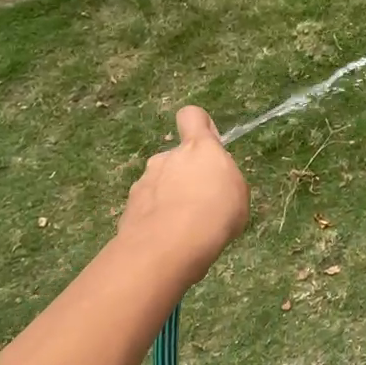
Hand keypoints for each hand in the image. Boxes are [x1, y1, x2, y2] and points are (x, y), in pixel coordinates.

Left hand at [117, 106, 248, 286]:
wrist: (167, 248)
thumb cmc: (215, 214)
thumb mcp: (237, 193)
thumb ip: (223, 178)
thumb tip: (210, 180)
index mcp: (199, 148)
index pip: (191, 116)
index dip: (199, 125)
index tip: (207, 144)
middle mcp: (167, 158)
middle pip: (176, 158)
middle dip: (185, 175)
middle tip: (201, 202)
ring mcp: (144, 183)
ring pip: (160, 184)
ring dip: (169, 198)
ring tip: (184, 226)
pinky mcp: (128, 209)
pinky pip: (147, 207)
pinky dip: (156, 218)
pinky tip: (168, 239)